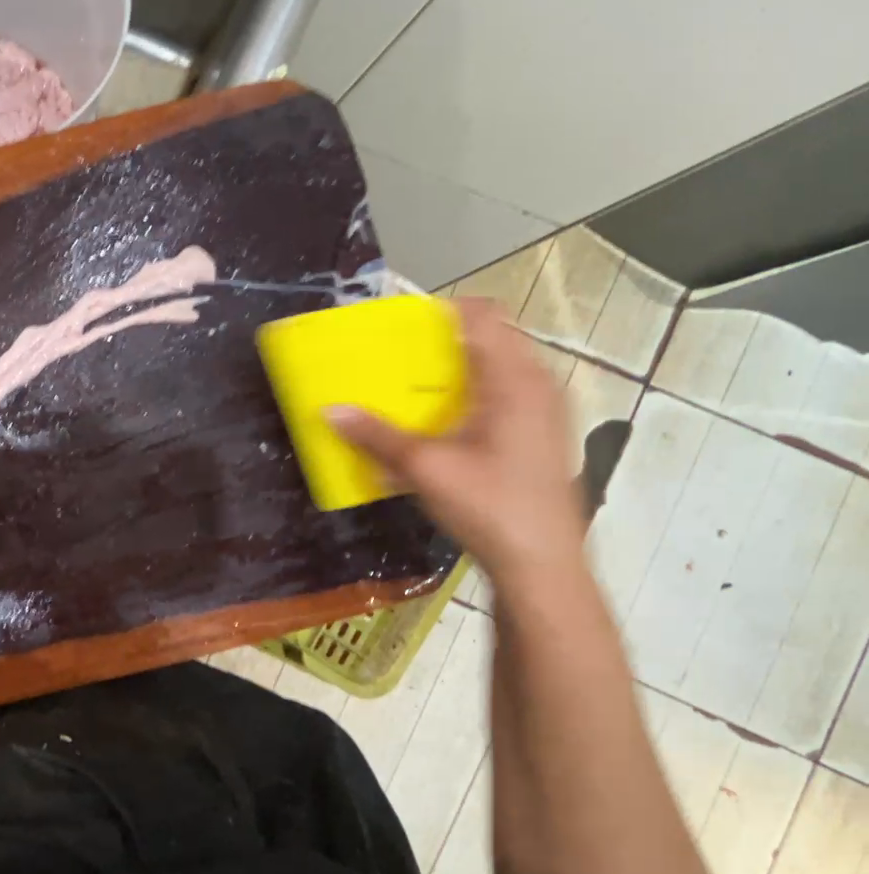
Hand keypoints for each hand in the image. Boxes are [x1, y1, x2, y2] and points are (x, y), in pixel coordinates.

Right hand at [327, 301, 585, 576]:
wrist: (542, 562)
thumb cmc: (489, 505)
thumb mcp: (424, 468)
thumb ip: (376, 436)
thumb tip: (329, 410)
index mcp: (514, 380)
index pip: (483, 315)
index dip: (440, 311)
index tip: (398, 324)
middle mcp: (536, 385)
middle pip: (489, 340)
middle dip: (439, 345)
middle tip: (394, 359)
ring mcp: (544, 411)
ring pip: (496, 370)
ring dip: (453, 373)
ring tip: (410, 391)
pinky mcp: (541, 435)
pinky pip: (502, 396)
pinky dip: (469, 398)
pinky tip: (440, 427)